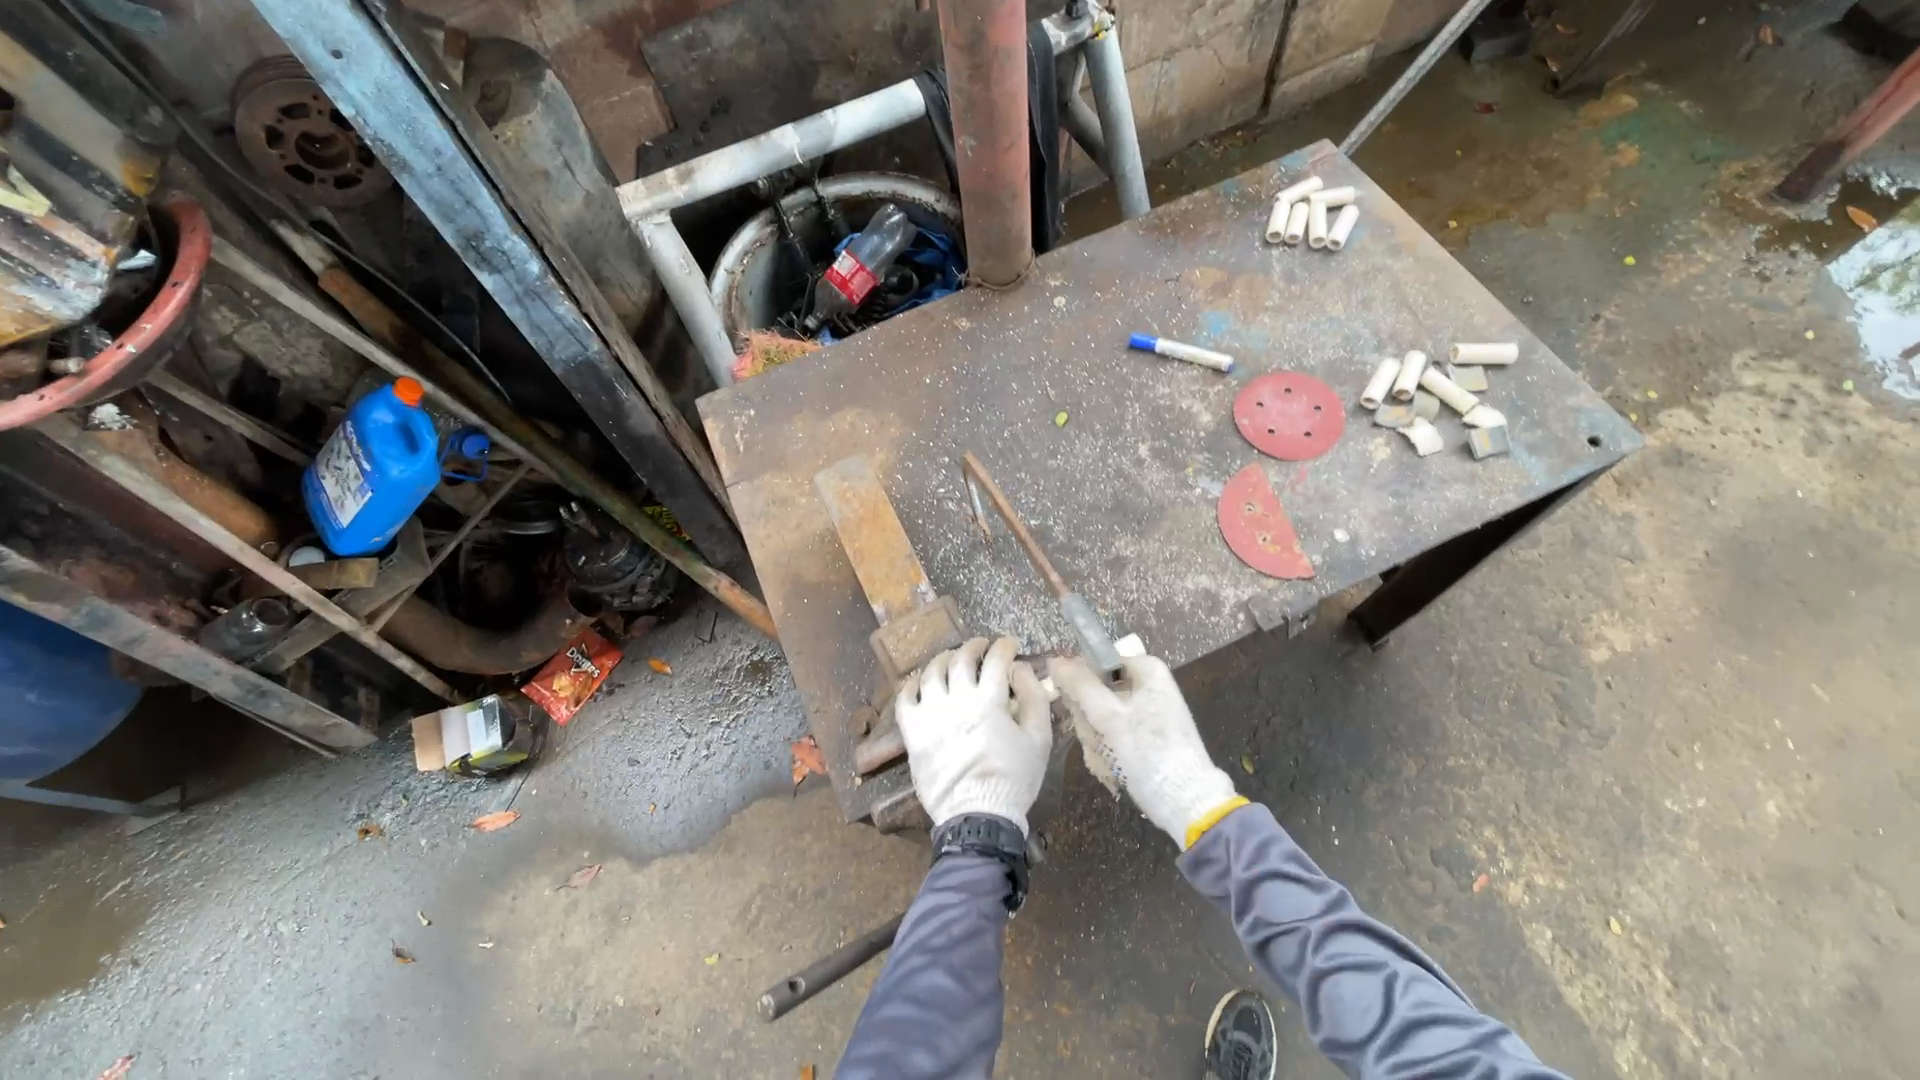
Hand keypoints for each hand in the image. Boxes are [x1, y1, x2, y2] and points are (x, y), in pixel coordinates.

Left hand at [897, 637, 1052, 835]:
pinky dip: (913, 684)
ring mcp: (930, 715)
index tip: (1010, 645)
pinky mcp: (912, 733)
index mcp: (989, 701)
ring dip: (944, 659)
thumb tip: (1021, 669)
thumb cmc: (1014, 779)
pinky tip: (922, 683)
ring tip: (952, 659)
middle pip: (961, 659)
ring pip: (931, 672)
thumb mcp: (1039, 739)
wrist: (977, 816)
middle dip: (974, 646)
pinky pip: (905, 698)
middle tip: (982, 646)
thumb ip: (1033, 698)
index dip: (1004, 647)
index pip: (996, 659)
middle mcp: (956, 700)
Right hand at [1048, 654, 1238, 848]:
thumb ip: (1079, 685)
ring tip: (1111, 760)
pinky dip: (1107, 755)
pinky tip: (1116, 770)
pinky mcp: (1141, 737)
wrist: (1183, 801)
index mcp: (1145, 669)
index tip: (1077, 708)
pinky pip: (1109, 737)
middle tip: (1100, 739)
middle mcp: (1145, 686)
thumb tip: (1054, 660)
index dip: (1080, 684)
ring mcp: (1143, 713)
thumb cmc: (1149, 753)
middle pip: (1093, 693)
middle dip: (1090, 722)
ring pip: (1097, 719)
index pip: (1094, 662)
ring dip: (1097, 743)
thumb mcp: (1109, 717)